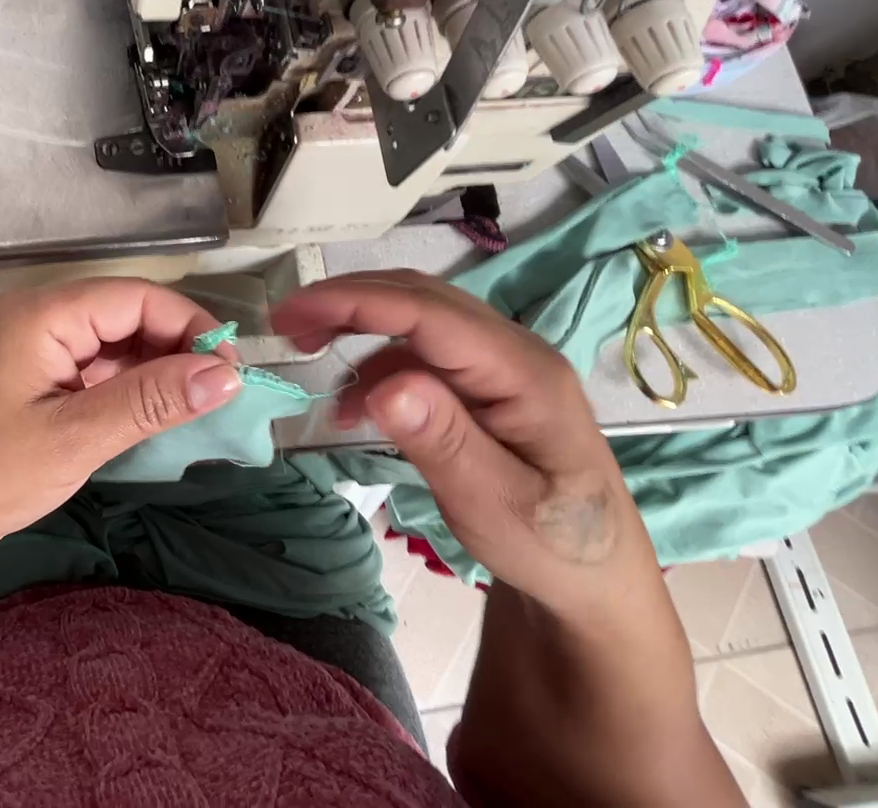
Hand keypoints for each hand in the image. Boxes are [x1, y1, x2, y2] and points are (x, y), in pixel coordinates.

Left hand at [0, 278, 243, 559]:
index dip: (188, 327)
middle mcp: (30, 314)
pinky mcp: (20, 372)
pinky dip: (116, 386)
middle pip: (120, 313)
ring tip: (183, 411)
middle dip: (170, 350)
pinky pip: (82, 364)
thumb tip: (227, 375)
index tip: (228, 375)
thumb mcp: (76, 438)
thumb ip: (152, 401)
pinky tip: (140, 414)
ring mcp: (22, 343)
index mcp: (39, 313)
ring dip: (146, 370)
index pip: (133, 296)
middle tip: (212, 399)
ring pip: (104, 340)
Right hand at [271, 270, 658, 613]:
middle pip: (419, 299)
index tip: (291, 313)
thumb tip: (382, 387)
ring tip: (304, 353)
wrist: (593, 577)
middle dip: (345, 301)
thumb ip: (442, 442)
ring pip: (414, 319)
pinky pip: (418, 353)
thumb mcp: (495, 506)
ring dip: (355, 327)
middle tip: (283, 325)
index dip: (355, 303)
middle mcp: (511, 352)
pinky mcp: (481, 384)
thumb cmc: (551, 546)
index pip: (428, 314)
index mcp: (523, 372)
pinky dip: (372, 367)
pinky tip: (349, 407)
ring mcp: (497, 365)